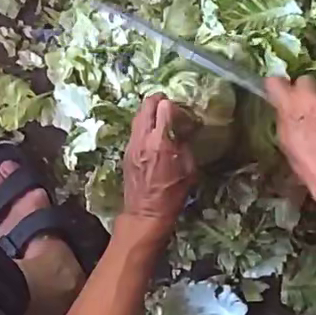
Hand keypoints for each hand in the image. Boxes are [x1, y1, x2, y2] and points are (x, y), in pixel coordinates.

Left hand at [119, 95, 196, 236]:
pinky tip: (152, 132)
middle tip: (167, 103)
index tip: (181, 110)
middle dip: (158, 100)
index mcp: (161, 142)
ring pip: (137, 116)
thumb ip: (185, 145)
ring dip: (149, 111)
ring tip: (160, 115)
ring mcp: (131, 144)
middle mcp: (143, 139)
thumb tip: (184, 131)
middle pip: (146, 106)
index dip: (173, 105)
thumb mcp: (189, 170)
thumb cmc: (172, 195)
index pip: (164, 107)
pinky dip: (143, 124)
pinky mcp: (126, 151)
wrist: (145, 214)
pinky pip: (134, 129)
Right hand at [266, 77, 315, 202]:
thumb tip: (284, 109)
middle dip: (305, 92)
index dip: (278, 88)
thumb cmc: (306, 164)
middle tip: (308, 108)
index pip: (275, 82)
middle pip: (305, 81)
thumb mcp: (285, 141)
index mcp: (290, 105)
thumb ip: (284, 117)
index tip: (280, 94)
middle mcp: (312, 96)